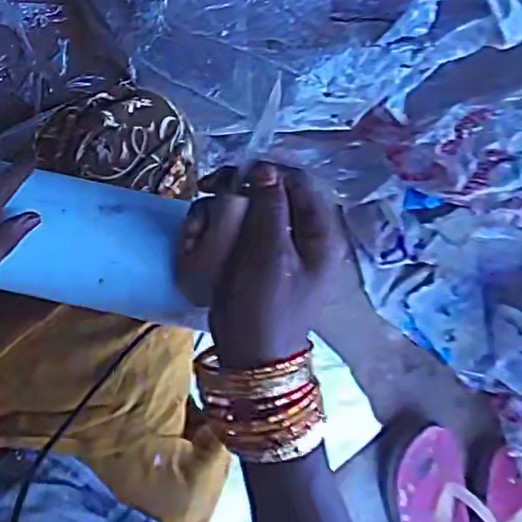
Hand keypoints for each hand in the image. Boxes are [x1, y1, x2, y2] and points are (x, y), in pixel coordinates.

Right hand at [177, 162, 341, 368]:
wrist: (252, 353)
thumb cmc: (267, 306)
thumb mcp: (271, 256)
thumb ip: (270, 208)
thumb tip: (262, 168)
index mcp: (318, 232)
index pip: (297, 182)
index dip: (265, 171)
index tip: (232, 174)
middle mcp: (301, 233)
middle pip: (273, 191)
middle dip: (240, 186)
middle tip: (209, 186)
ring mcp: (278, 245)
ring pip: (252, 206)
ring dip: (226, 204)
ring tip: (204, 213)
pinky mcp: (256, 255)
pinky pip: (240, 226)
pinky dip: (222, 223)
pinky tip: (204, 230)